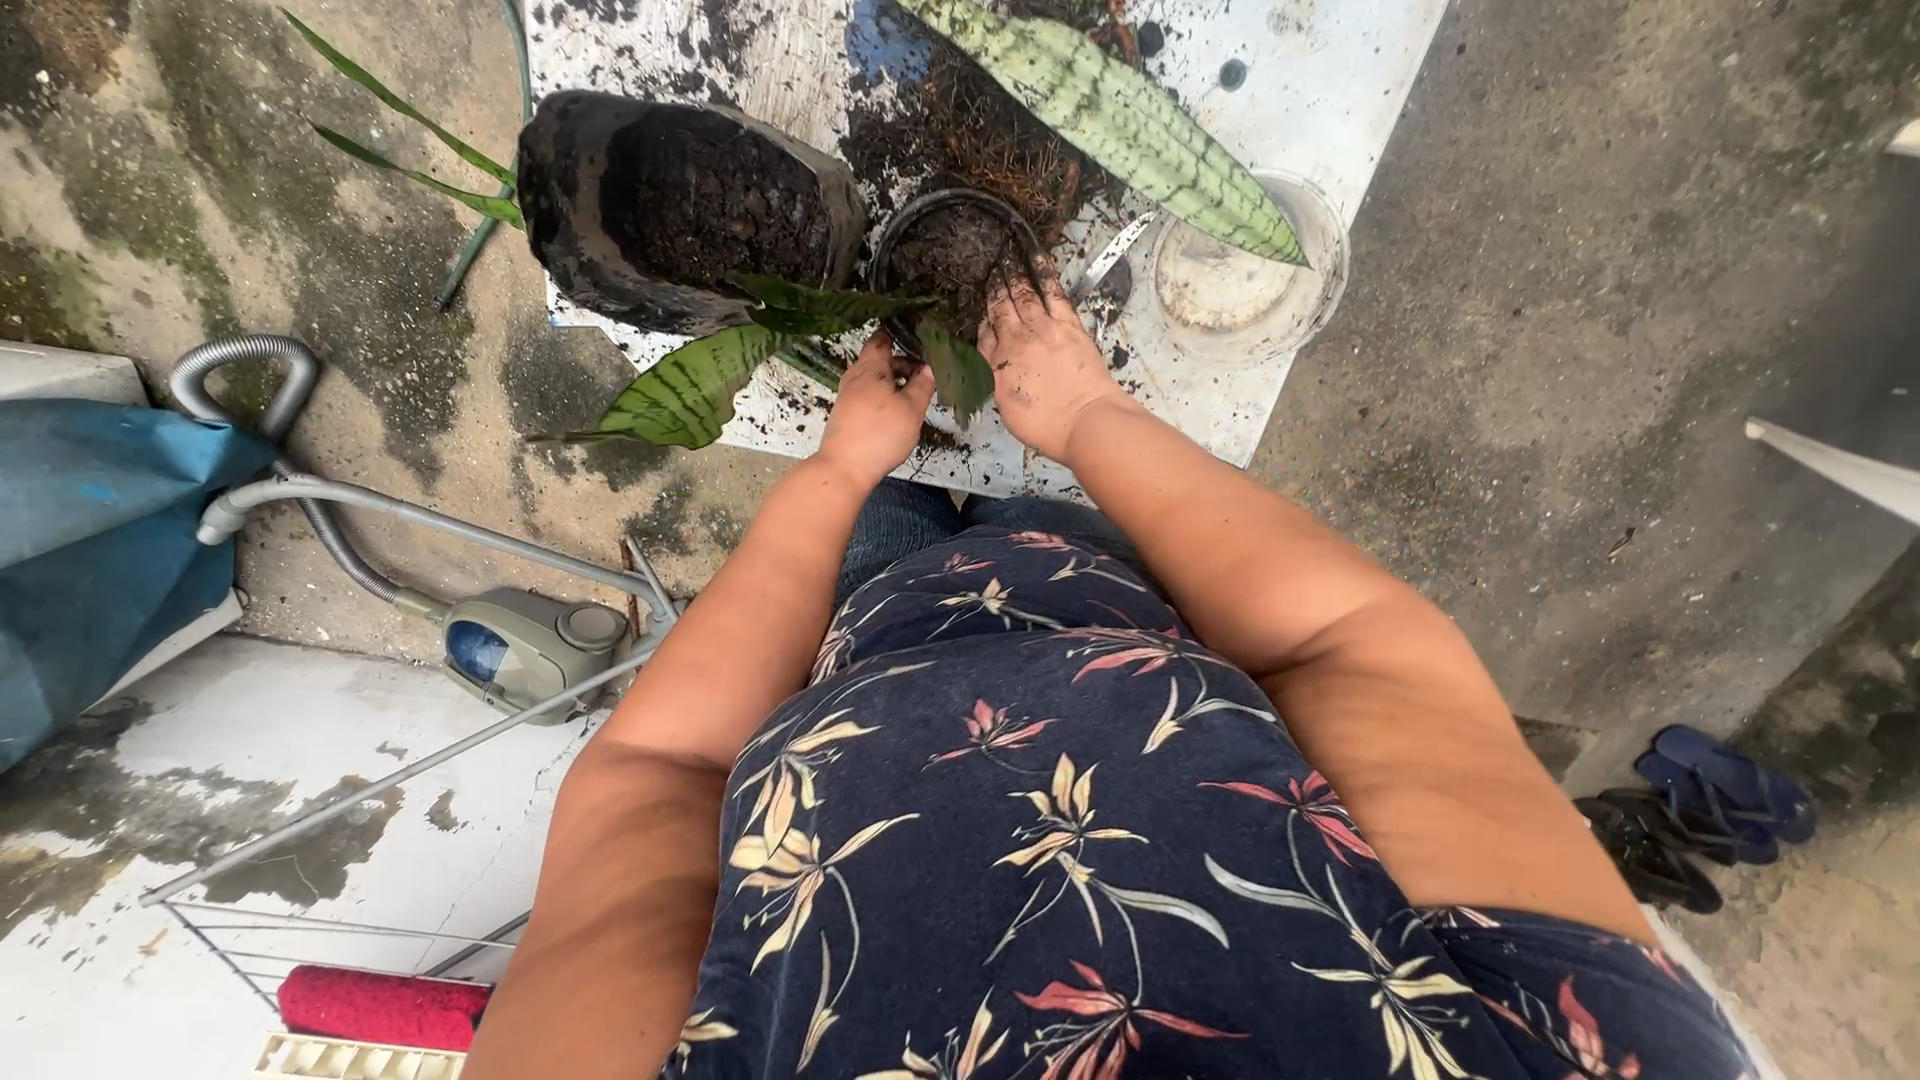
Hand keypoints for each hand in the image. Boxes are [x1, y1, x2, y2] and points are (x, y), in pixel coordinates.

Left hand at [815, 329, 936, 487]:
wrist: (844, 467)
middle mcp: (854, 377)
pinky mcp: (845, 414)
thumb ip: (922, 386)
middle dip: (900, 364)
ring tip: (912, 395)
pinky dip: (882, 396)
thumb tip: (929, 368)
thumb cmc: (880, 434)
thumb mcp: (911, 409)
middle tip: (922, 374)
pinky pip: (866, 395)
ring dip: (892, 382)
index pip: (881, 340)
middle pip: (877, 360)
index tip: (916, 341)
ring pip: (872, 379)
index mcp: (870, 368)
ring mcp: (846, 396)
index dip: (898, 337)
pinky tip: (894, 412)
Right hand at [976, 263, 1137, 460]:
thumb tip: (995, 367)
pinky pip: (1052, 291)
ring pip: (1022, 296)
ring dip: (1013, 277)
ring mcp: (1043, 329)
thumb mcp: (1007, 409)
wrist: (1084, 420)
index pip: (984, 337)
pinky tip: (1036, 257)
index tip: (983, 313)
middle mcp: (1016, 341)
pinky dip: (1043, 272)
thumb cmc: (1046, 426)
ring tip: (1006, 261)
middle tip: (991, 272)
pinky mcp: (1069, 324)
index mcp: (997, 365)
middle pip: (1001, 311)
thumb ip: (997, 382)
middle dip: (994, 291)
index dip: (983, 323)